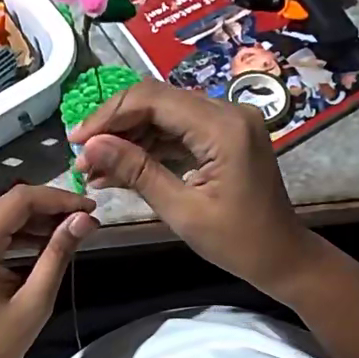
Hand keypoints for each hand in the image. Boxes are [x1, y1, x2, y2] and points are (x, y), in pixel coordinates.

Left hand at [0, 185, 97, 357]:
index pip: (18, 201)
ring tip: (72, 230)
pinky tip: (45, 241)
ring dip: (35, 219)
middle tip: (85, 219)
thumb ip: (58, 253)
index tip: (91, 208)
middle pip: (6, 203)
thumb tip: (85, 220)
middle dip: (48, 207)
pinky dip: (17, 232)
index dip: (58, 198)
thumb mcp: (35, 301)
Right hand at [70, 81, 317, 295]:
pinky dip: (153, 149)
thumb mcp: (182, 211)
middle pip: (159, 102)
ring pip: (167, 116)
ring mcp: (231, 122)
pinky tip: (121, 169)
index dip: (109, 116)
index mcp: (224, 127)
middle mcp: (229, 112)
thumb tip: (91, 146)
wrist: (282, 257)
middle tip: (83, 158)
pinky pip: (182, 132)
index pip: (154, 100)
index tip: (76, 139)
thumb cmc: (237, 242)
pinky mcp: (228, 137)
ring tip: (95, 169)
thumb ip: (137, 172)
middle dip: (116, 128)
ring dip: (131, 139)